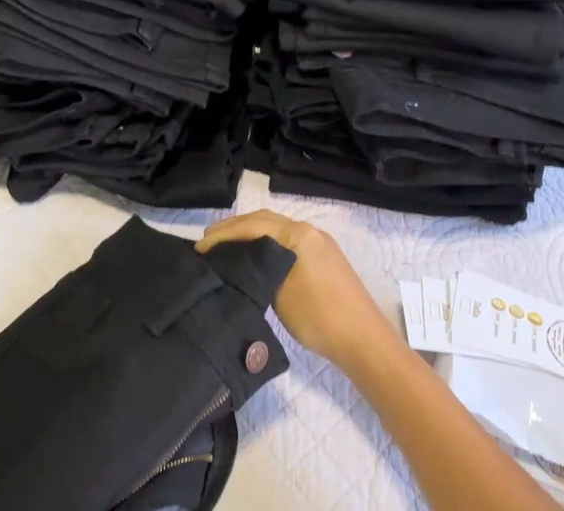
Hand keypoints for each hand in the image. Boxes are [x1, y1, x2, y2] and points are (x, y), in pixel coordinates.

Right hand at [197, 210, 397, 366]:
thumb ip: (256, 270)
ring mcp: (319, 243)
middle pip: (263, 220)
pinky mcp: (324, 258)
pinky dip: (265, 244)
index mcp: (298, 234)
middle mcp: (309, 231)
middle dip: (233, 228)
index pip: (252, 225)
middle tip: (207, 242)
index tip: (199, 248)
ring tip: (224, 248)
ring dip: (249, 234)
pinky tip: (253, 258)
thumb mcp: (278, 294)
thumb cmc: (319, 317)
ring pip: (275, 229)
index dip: (222, 235)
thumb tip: (237, 264)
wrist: (364, 342)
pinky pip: (287, 241)